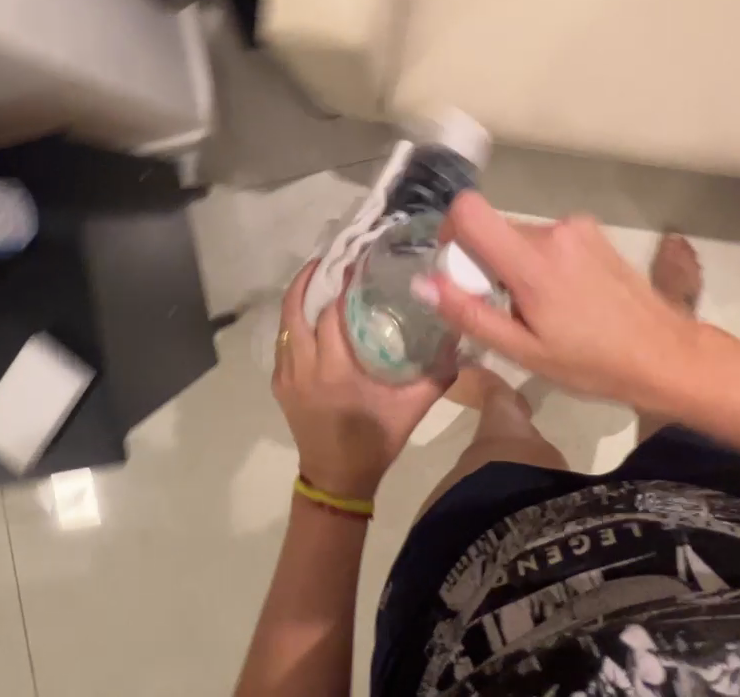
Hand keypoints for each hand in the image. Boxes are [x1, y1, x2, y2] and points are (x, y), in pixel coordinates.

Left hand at [273, 263, 450, 499]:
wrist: (336, 481)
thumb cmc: (374, 443)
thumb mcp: (411, 410)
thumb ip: (436, 375)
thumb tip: (459, 340)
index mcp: (334, 371)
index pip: (330, 314)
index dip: (340, 285)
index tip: (355, 263)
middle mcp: (304, 367)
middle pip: (295, 309)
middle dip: (308, 279)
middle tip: (327, 258)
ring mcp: (287, 376)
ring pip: (285, 324)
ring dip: (297, 297)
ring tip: (317, 278)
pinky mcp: (280, 384)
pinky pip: (283, 343)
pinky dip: (293, 322)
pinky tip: (310, 314)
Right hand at [421, 192, 729, 406]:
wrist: (667, 355)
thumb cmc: (591, 363)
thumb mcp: (523, 351)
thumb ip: (468, 313)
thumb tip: (422, 283)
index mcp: (532, 260)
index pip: (469, 209)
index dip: (450, 231)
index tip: (457, 268)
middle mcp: (551, 230)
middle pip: (493, 229)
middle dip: (485, 263)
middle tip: (507, 309)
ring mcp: (575, 227)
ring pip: (518, 236)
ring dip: (514, 265)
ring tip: (540, 310)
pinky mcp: (591, 231)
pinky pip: (545, 238)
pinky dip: (540, 262)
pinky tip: (564, 298)